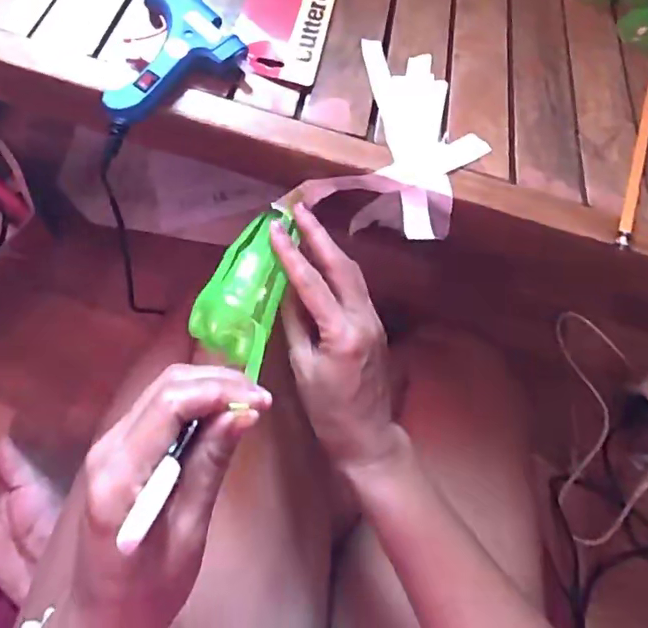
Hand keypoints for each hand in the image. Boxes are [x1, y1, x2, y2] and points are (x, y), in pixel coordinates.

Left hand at [68, 365, 269, 627]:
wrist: (102, 613)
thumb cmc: (148, 590)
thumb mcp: (187, 535)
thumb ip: (210, 466)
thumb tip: (242, 414)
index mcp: (120, 473)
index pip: (169, 404)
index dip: (216, 391)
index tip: (260, 400)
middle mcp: (108, 445)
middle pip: (163, 387)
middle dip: (214, 383)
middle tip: (259, 398)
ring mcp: (108, 442)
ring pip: (159, 390)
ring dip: (204, 387)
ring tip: (247, 400)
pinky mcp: (116, 446)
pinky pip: (155, 408)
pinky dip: (190, 401)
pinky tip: (218, 412)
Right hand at [273, 202, 401, 470]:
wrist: (369, 439)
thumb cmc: (328, 410)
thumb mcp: (302, 366)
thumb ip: (293, 322)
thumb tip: (281, 285)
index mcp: (341, 333)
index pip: (312, 282)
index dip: (291, 253)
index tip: (274, 228)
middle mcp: (363, 319)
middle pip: (340, 266)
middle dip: (317, 234)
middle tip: (297, 209)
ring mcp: (373, 320)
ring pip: (351, 272)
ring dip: (328, 245)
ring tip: (306, 223)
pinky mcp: (374, 324)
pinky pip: (354, 285)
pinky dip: (336, 264)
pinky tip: (321, 255)